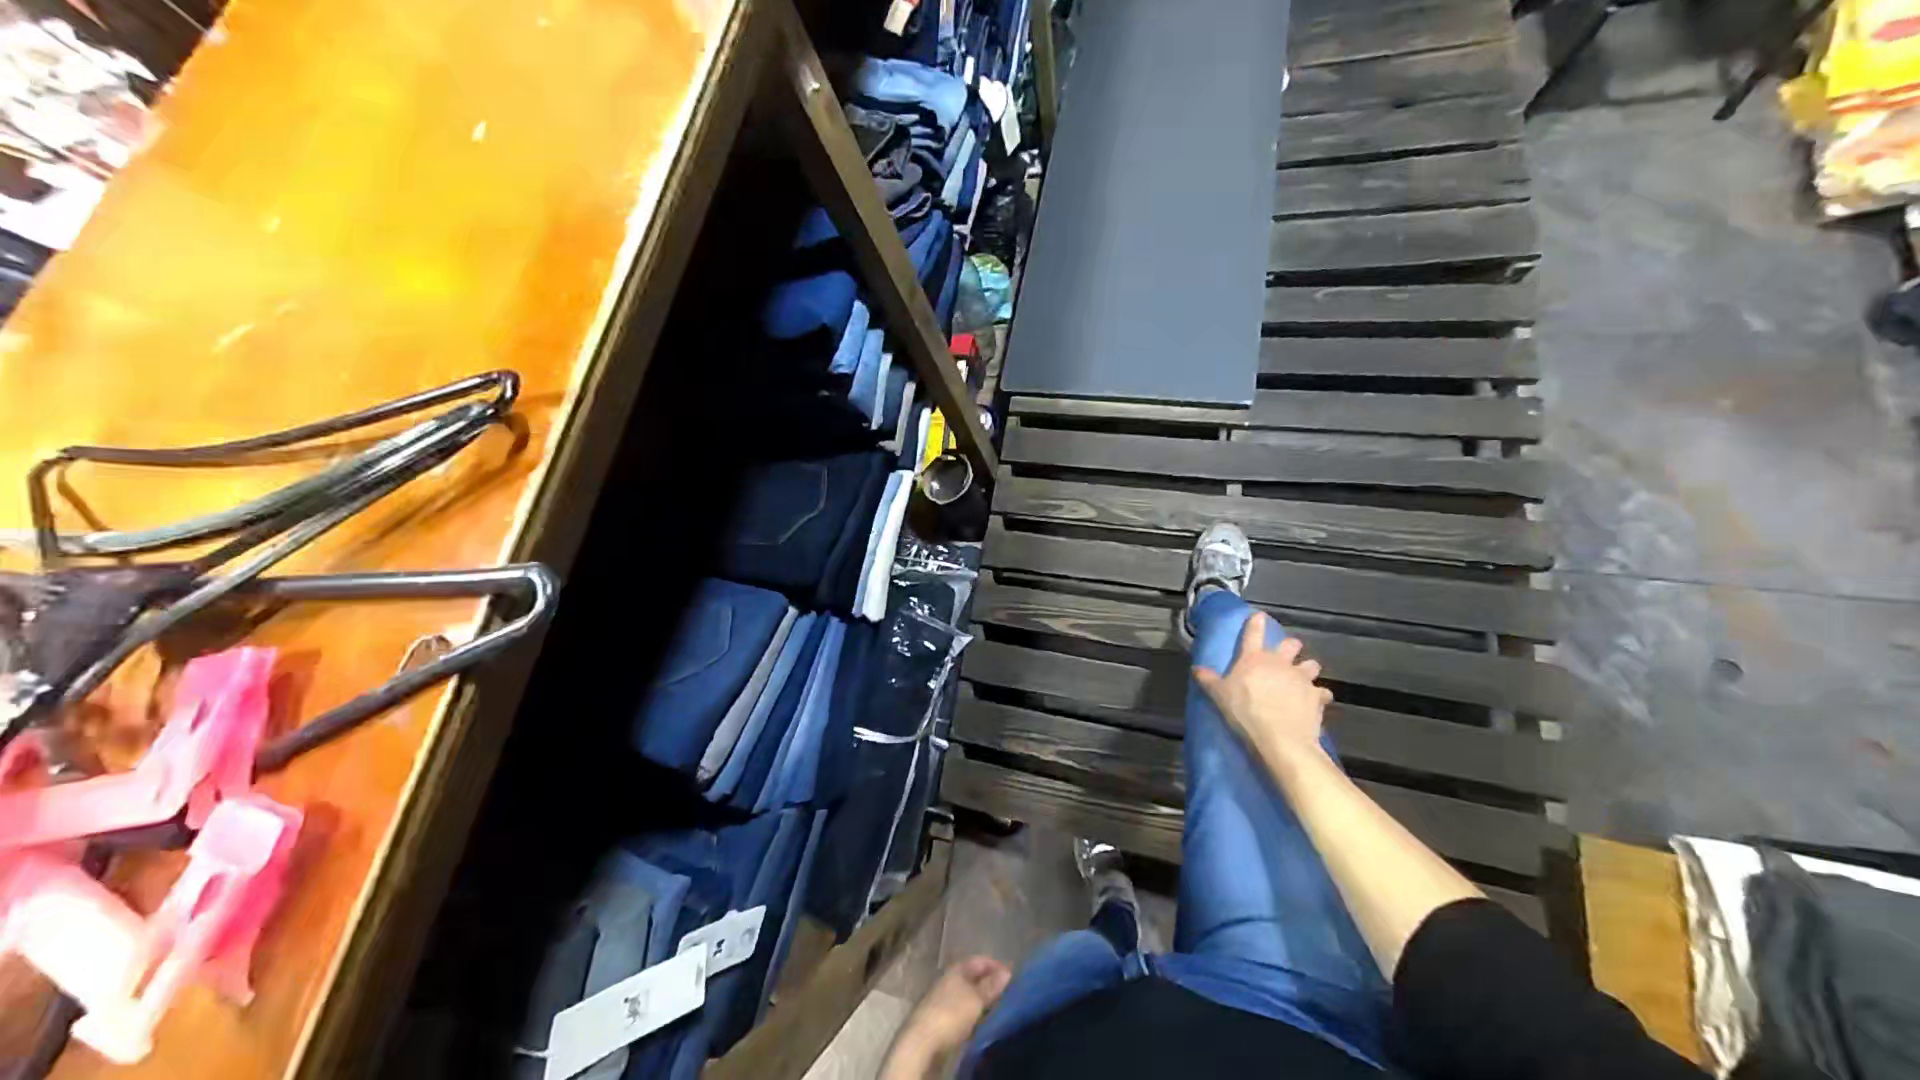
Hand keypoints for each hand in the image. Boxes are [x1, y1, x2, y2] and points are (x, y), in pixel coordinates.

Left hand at [881, 956, 1012, 1078]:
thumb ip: (991, 985)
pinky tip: (983, 1022)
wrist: (921, 1042)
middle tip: (1010, 994)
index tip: (1014, 977)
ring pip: (969, 995)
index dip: (997, 965)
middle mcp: (949, 980)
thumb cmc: (950, 1013)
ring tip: (1000, 1009)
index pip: (980, 960)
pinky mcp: (942, 1018)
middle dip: (991, 984)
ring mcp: (944, 999)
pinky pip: (964, 1011)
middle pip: (974, 977)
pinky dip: (975, 1014)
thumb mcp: (975, 999)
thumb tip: (1007, 971)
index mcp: (956, 969)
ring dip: (983, 1001)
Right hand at [1192, 612, 1332, 764]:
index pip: (1253, 633)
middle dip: (1290, 646)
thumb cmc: (1244, 712)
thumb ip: (1208, 680)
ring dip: (1307, 669)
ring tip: (1303, 678)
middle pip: (1290, 644)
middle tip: (1287, 653)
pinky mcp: (1317, 695)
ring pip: (1311, 665)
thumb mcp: (1219, 696)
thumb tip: (1196, 668)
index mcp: (1254, 659)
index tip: (1259, 616)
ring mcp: (1301, 678)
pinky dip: (1320, 695)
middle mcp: (1280, 662)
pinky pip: (1323, 692)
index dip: (1256, 623)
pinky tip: (1316, 702)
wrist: (1279, 737)